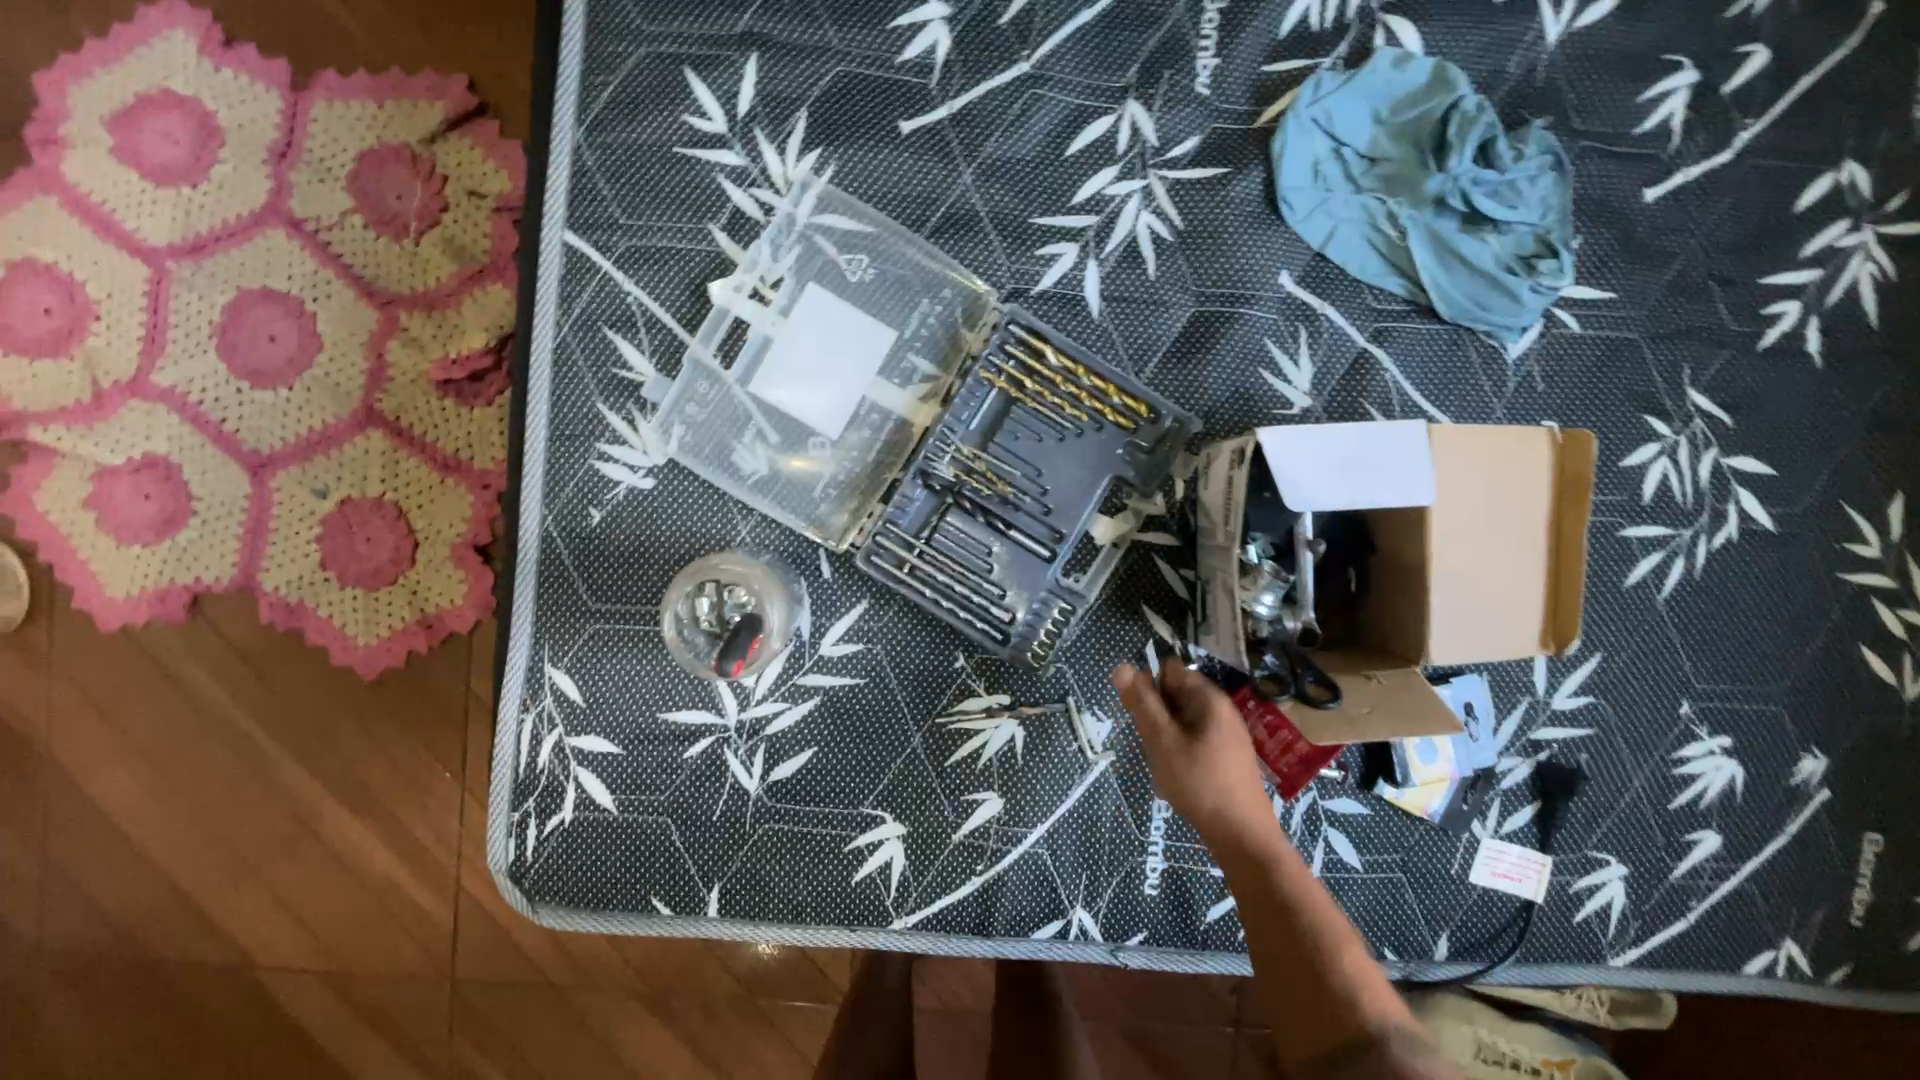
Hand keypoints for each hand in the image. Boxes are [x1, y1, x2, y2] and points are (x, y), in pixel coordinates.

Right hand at [1112, 660, 1274, 849]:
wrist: (1241, 833)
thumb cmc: (1198, 782)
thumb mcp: (1162, 741)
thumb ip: (1142, 704)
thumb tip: (1122, 666)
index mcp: (1209, 698)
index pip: (1170, 670)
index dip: (1150, 687)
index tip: (1143, 718)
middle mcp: (1222, 708)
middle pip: (1177, 693)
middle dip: (1157, 713)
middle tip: (1153, 743)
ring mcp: (1228, 732)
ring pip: (1184, 718)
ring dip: (1167, 733)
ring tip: (1165, 761)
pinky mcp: (1228, 754)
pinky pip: (1196, 737)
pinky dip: (1181, 748)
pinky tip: (1179, 773)